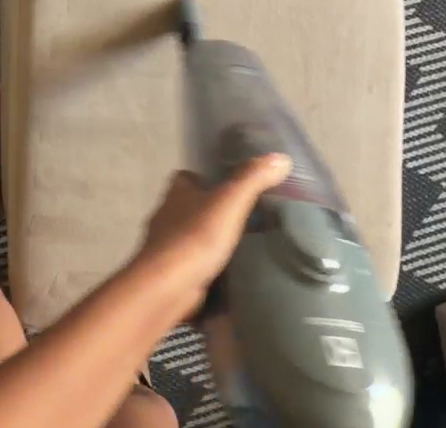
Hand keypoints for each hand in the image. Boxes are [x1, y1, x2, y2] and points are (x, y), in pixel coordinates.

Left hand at [133, 154, 291, 317]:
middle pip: (188, 206)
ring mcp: (165, 246)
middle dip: (209, 211)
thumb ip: (252, 179)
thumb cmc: (196, 237)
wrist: (168, 287)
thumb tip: (280, 157)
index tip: (230, 186)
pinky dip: (205, 266)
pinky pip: (190, 264)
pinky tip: (227, 274)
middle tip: (242, 218)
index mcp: (177, 192)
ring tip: (240, 246)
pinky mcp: (169, 274)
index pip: (186, 177)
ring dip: (207, 240)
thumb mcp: (229, 202)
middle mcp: (166, 215)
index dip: (204, 178)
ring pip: (188, 236)